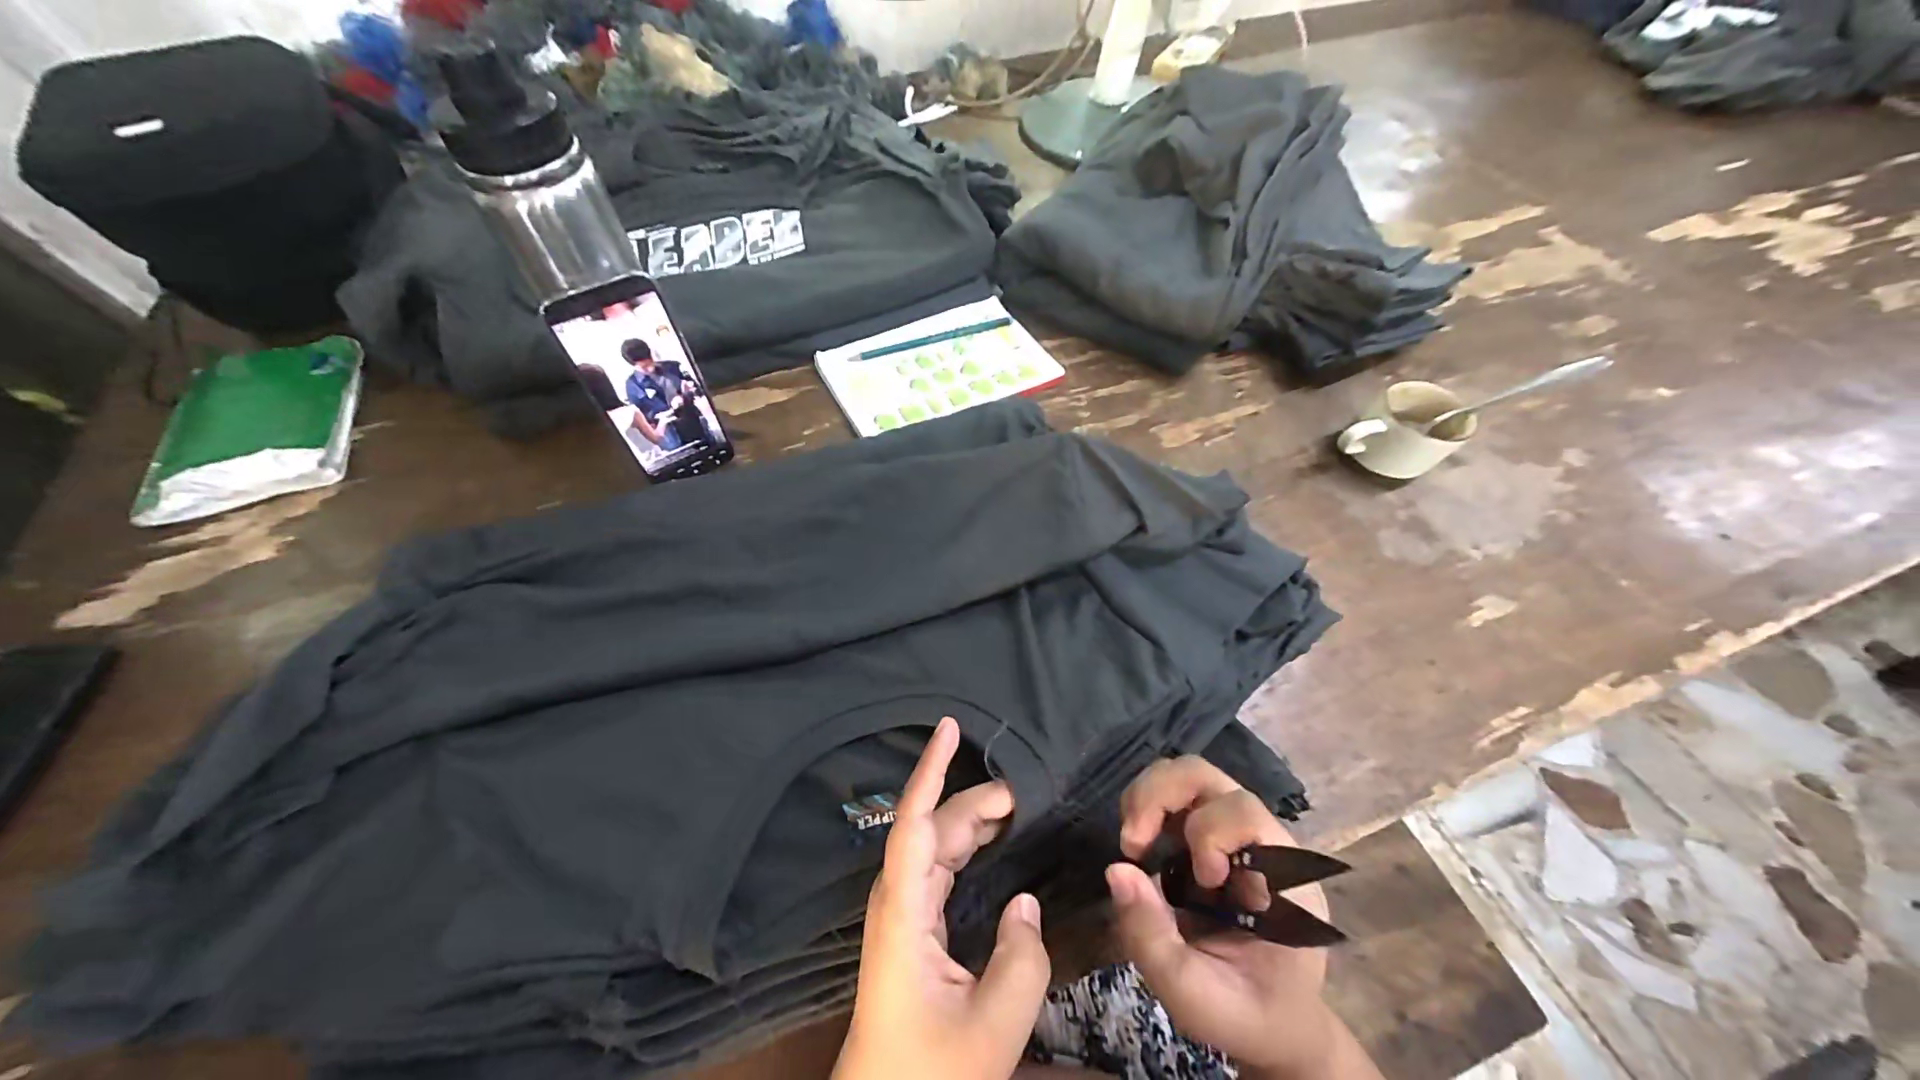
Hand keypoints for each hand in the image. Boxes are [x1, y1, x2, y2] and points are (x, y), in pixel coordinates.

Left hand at [833, 716, 1050, 1079]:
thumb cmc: (932, 1069)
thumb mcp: (993, 1025)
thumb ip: (1020, 959)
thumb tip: (1024, 902)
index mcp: (904, 910)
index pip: (913, 822)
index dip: (931, 770)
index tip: (950, 728)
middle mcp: (898, 897)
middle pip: (934, 827)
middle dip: (976, 801)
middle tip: (1027, 794)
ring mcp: (903, 909)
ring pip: (938, 844)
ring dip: (974, 820)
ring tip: (1018, 808)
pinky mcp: (913, 924)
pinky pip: (941, 866)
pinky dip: (969, 845)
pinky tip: (993, 841)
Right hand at [1108, 757, 1379, 1079]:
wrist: (1270, 1023)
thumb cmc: (1243, 1013)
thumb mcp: (1194, 995)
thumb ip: (1152, 938)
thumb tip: (1116, 869)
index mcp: (1284, 879)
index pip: (1245, 812)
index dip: (1209, 833)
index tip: (1199, 882)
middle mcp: (1263, 840)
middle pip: (1207, 776)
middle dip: (1159, 796)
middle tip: (1133, 842)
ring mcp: (1235, 831)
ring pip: (1187, 774)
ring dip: (1149, 797)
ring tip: (1133, 842)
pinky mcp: (1209, 831)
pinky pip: (1175, 792)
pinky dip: (1147, 806)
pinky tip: (1139, 844)